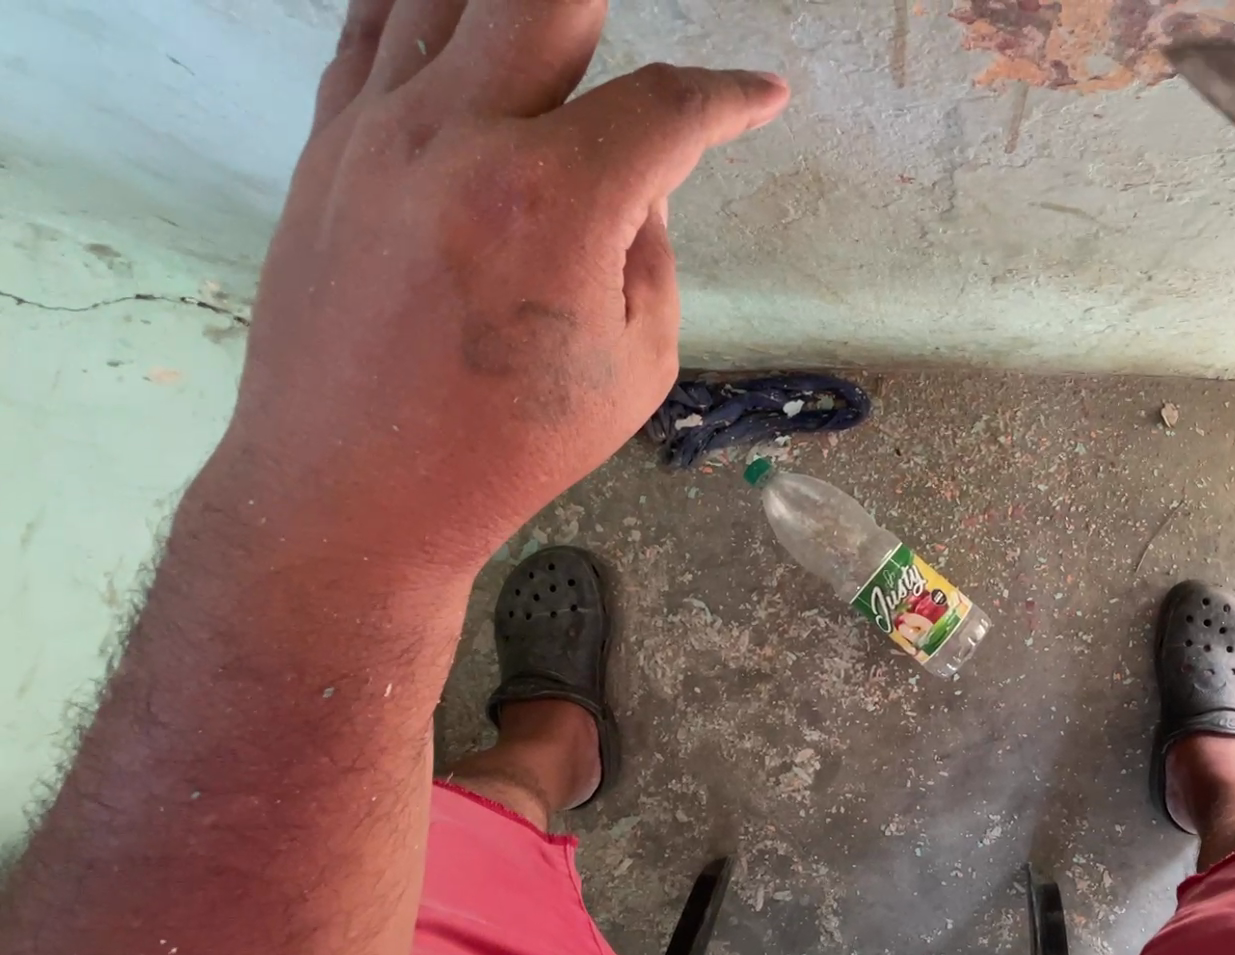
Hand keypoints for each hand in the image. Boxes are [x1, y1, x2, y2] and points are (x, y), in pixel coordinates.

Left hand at [222, 0, 787, 571]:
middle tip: (648, 65)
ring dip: (525, 6)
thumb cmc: (518, 441)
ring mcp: (378, 127)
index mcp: (559, 200)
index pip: (667, 107)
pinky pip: (377, 27)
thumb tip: (640, 183)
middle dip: (613, 10)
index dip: (733, 96)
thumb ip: (651, 252)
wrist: (359, 484)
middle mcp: (461, 133)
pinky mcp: (328, 144)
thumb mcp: (639, 362)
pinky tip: (468, 34)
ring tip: (565, 38)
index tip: (765, 96)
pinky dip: (434, 13)